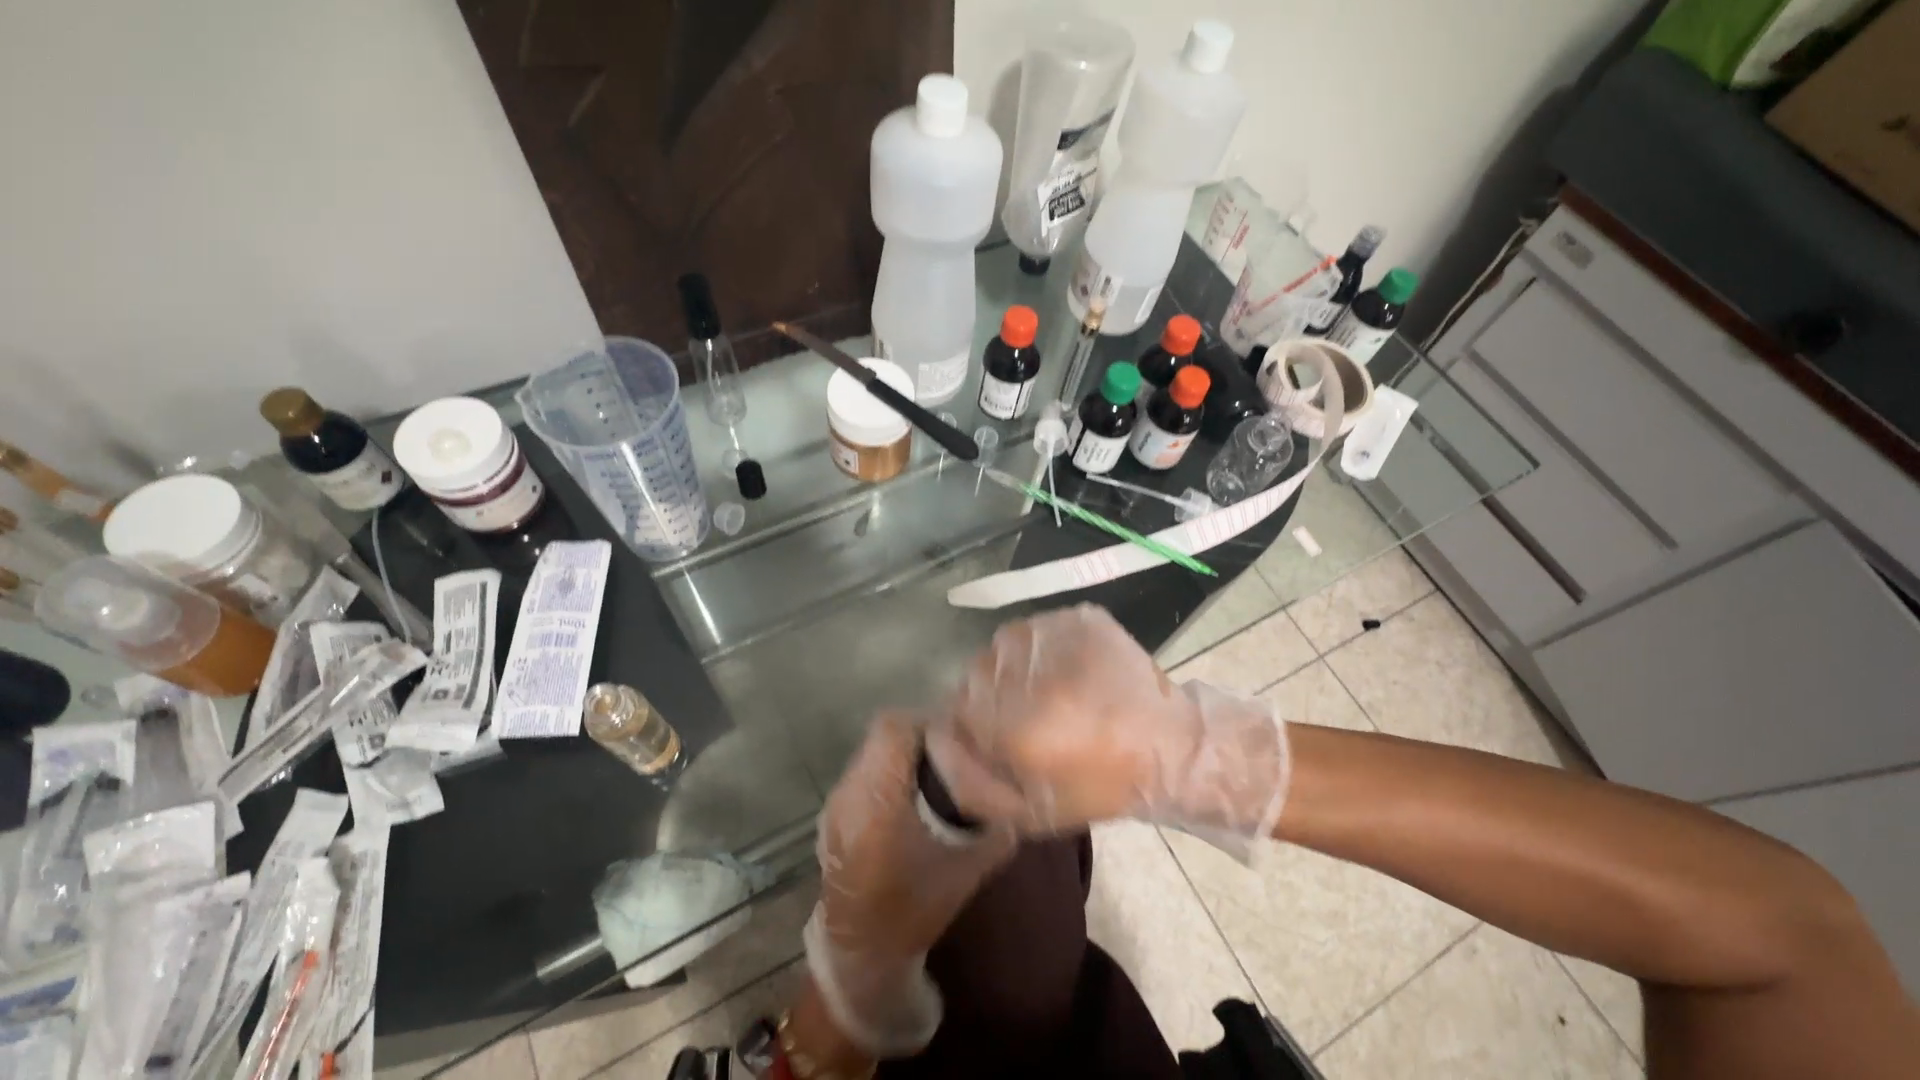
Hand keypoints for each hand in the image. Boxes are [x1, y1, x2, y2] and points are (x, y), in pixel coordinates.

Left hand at [805, 711, 1015, 1057]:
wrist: (859, 954)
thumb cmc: (910, 912)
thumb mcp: (963, 874)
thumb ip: (993, 834)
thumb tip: (1019, 804)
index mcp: (877, 800)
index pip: (893, 728)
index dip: (927, 724)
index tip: (959, 740)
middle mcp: (849, 792)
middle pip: (882, 736)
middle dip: (920, 739)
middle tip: (955, 758)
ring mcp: (836, 804)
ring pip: (871, 754)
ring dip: (903, 757)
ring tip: (937, 780)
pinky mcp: (833, 817)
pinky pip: (863, 776)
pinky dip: (888, 777)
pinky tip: (913, 804)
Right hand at [925, 604, 1291, 847]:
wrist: (1173, 747)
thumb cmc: (1102, 786)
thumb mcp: (1031, 813)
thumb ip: (973, 785)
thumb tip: (937, 744)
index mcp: (1016, 725)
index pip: (958, 710)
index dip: (971, 725)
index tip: (993, 738)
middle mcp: (1030, 674)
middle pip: (977, 674)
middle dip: (989, 696)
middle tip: (1021, 716)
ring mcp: (1057, 637)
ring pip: (1004, 646)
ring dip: (1012, 668)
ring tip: (1043, 691)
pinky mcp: (1081, 619)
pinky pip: (1038, 628)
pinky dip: (1040, 648)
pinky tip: (1063, 671)